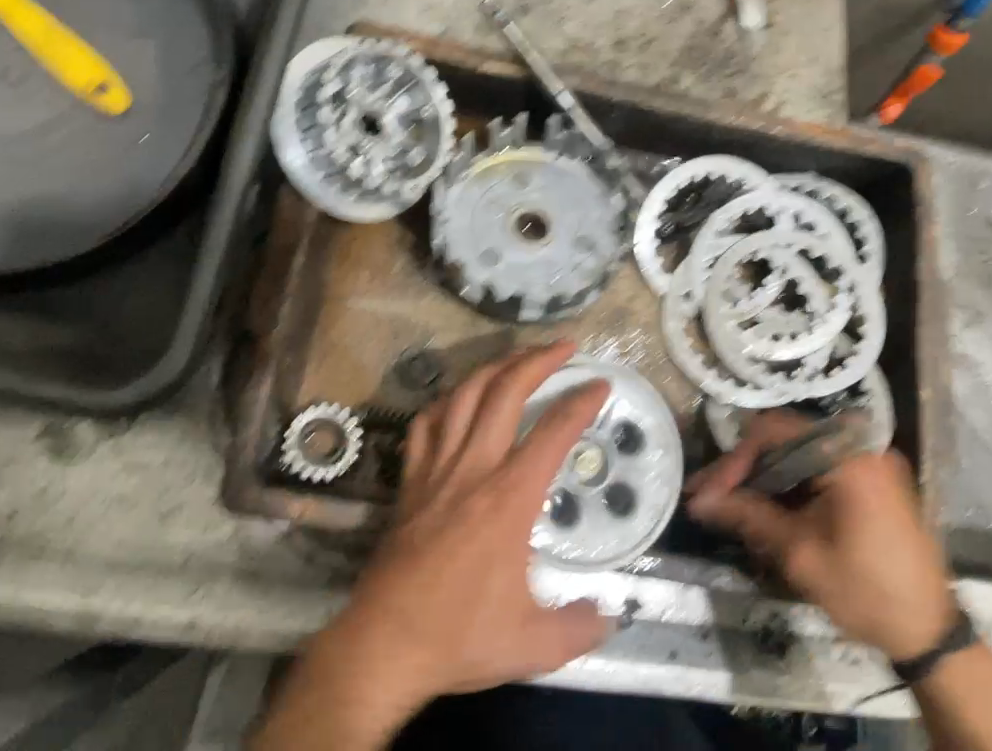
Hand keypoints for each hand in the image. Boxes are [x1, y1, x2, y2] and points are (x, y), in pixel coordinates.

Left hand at [251, 342, 612, 750]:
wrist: (384, 645)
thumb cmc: (461, 637)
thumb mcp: (535, 644)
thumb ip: (580, 627)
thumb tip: (606, 616)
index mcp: (509, 498)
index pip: (553, 433)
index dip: (581, 403)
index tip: (601, 384)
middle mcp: (472, 470)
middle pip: (505, 393)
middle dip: (538, 360)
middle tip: (565, 346)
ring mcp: (434, 472)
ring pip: (462, 398)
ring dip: (494, 369)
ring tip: (518, 357)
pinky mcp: (408, 484)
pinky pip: (425, 426)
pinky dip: (445, 402)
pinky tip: (457, 400)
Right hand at [685, 410, 956, 659]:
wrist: (930, 632)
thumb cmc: (867, 592)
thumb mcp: (801, 554)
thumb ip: (748, 516)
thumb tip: (699, 500)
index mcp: (848, 458)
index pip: (774, 434)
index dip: (734, 461)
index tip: (707, 494)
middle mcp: (860, 448)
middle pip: (785, 440)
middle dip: (743, 469)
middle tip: (705, 496)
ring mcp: (868, 464)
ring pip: (797, 455)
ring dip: (762, 478)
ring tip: (724, 504)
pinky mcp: (870, 482)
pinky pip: (817, 470)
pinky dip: (787, 486)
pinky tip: (760, 508)